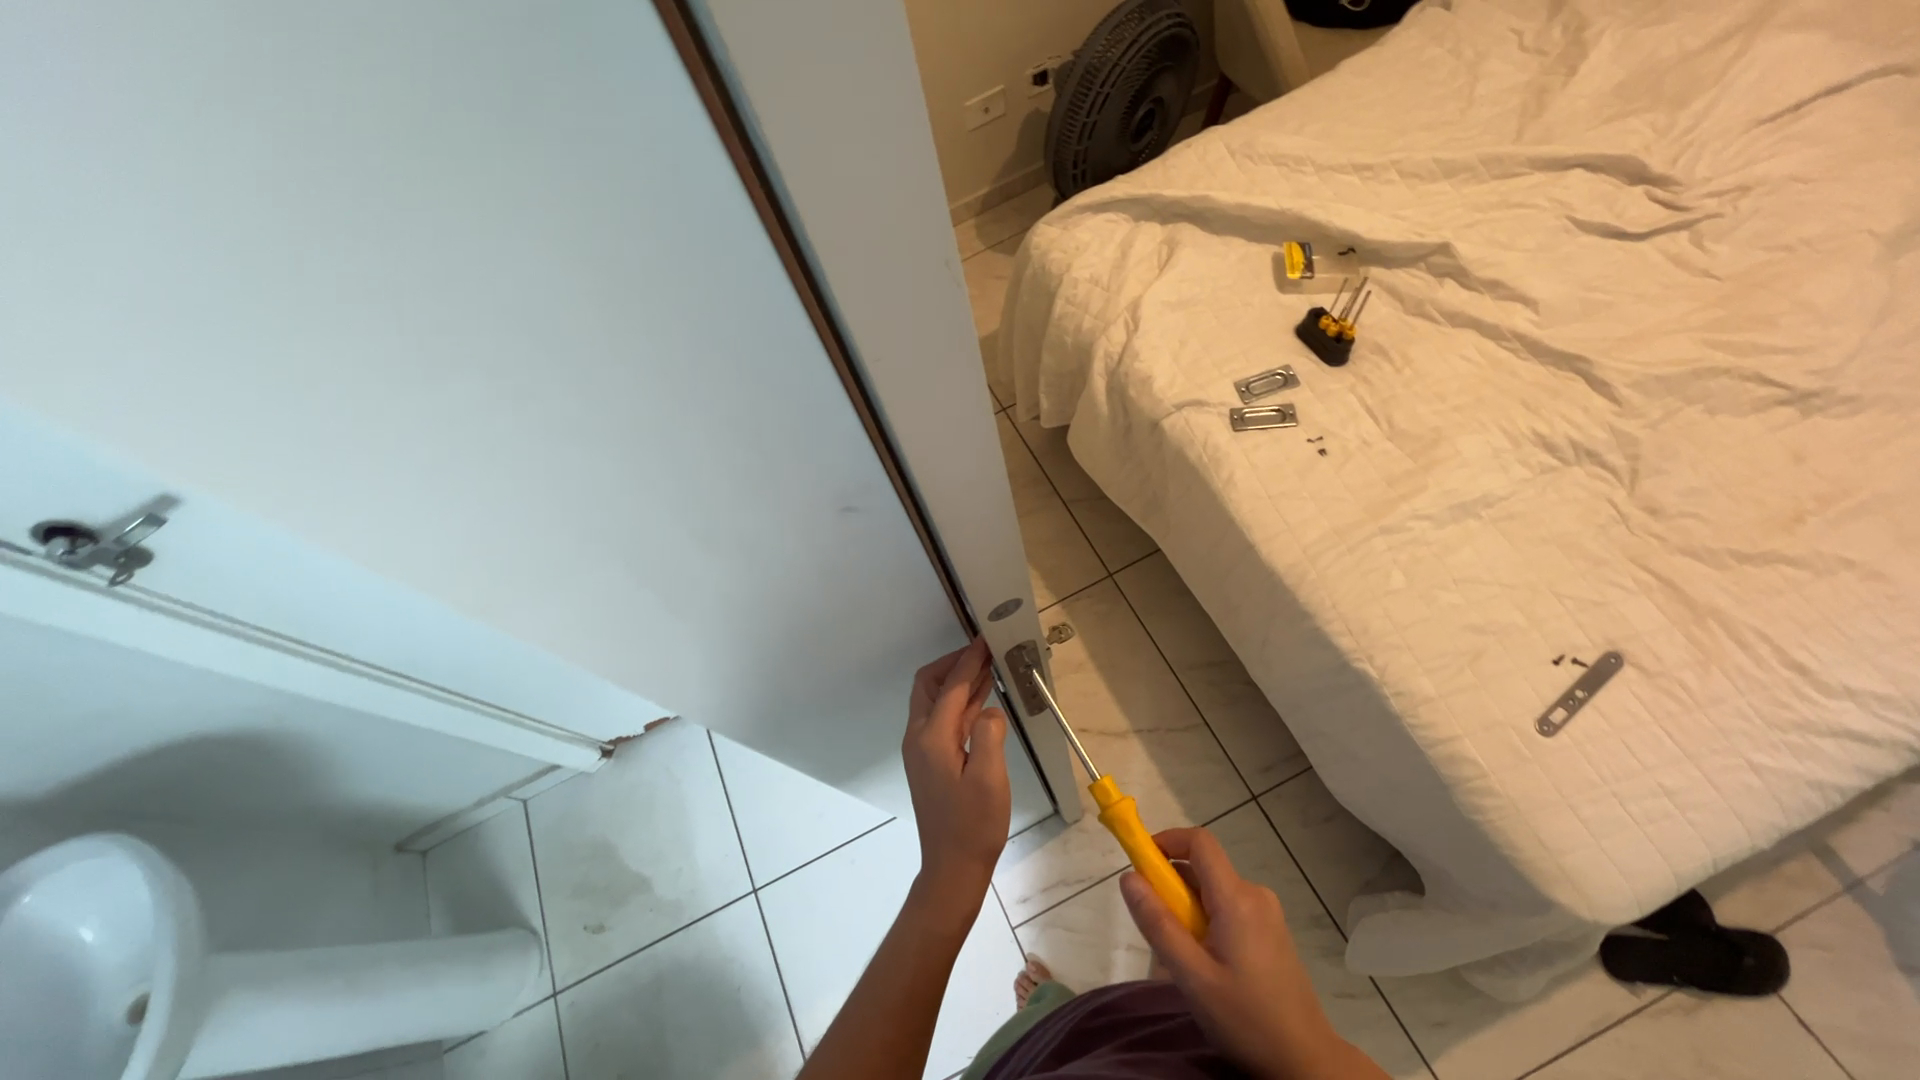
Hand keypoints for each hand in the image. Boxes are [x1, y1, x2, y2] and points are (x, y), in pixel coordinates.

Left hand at [902, 640, 1010, 900]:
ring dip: (958, 683)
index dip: (969, 660)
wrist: (952, 867)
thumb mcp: (989, 777)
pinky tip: (981, 701)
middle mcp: (919, 738)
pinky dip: (960, 704)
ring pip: (936, 703)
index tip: (986, 638)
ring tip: (987, 666)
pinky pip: (943, 720)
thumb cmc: (973, 824)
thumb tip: (987, 710)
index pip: (950, 687)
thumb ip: (989, 734)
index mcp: (931, 738)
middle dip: (954, 664)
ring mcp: (922, 751)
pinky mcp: (931, 763)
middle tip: (982, 651)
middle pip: (929, 686)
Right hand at [1121, 828, 1386, 1079]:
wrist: (1305, 1060)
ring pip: (1214, 891)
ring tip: (1183, 957)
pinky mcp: (1271, 931)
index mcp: (1237, 898)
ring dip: (1188, 909)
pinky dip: (1207, 920)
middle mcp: (1255, 895)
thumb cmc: (1245, 1018)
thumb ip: (1157, 923)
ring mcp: (1268, 913)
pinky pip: (1228, 908)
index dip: (1166, 841)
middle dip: (1171, 886)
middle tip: (1156, 929)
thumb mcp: (1191, 976)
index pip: (1199, 842)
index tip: (1139, 863)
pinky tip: (1207, 964)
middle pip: (1203, 868)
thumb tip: (1129, 877)